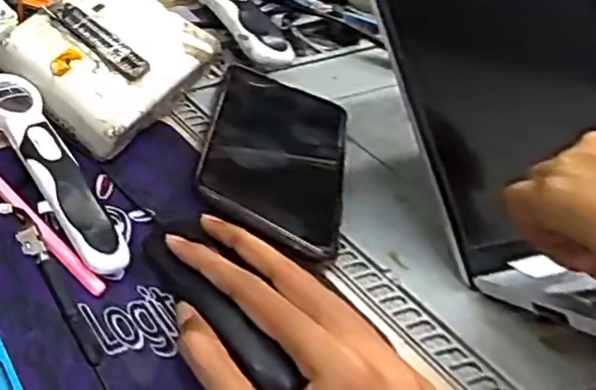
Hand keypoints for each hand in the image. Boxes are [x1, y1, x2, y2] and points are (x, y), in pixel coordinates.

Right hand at [167, 215, 428, 389]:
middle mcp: (377, 357)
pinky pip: (357, 325)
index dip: (210, 262)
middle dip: (249, 244)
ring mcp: (405, 373)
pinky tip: (303, 304)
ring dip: (283, 269)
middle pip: (300, 278)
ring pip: (334, 297)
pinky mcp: (416, 389)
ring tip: (248, 252)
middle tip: (210, 223)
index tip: (179, 243)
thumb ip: (220, 371)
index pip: (257, 292)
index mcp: (339, 363)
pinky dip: (317, 300)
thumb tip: (189, 317)